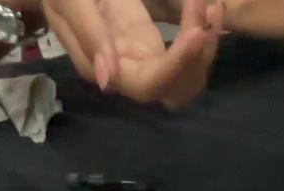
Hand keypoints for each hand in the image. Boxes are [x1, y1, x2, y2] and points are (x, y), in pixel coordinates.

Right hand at [44, 0, 223, 107]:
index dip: (177, 65)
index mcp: (107, 69)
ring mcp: (142, 61)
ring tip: (212, 6)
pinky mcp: (151, 45)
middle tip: (208, 7)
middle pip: (175, 88)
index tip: (198, 32)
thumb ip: (89, 36)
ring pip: (187, 77)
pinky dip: (202, 34)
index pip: (149, 84)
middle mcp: (129, 74)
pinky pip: (185, 54)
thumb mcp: (71, 2)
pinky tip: (209, 7)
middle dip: (199, 55)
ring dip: (207, 47)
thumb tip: (107, 82)